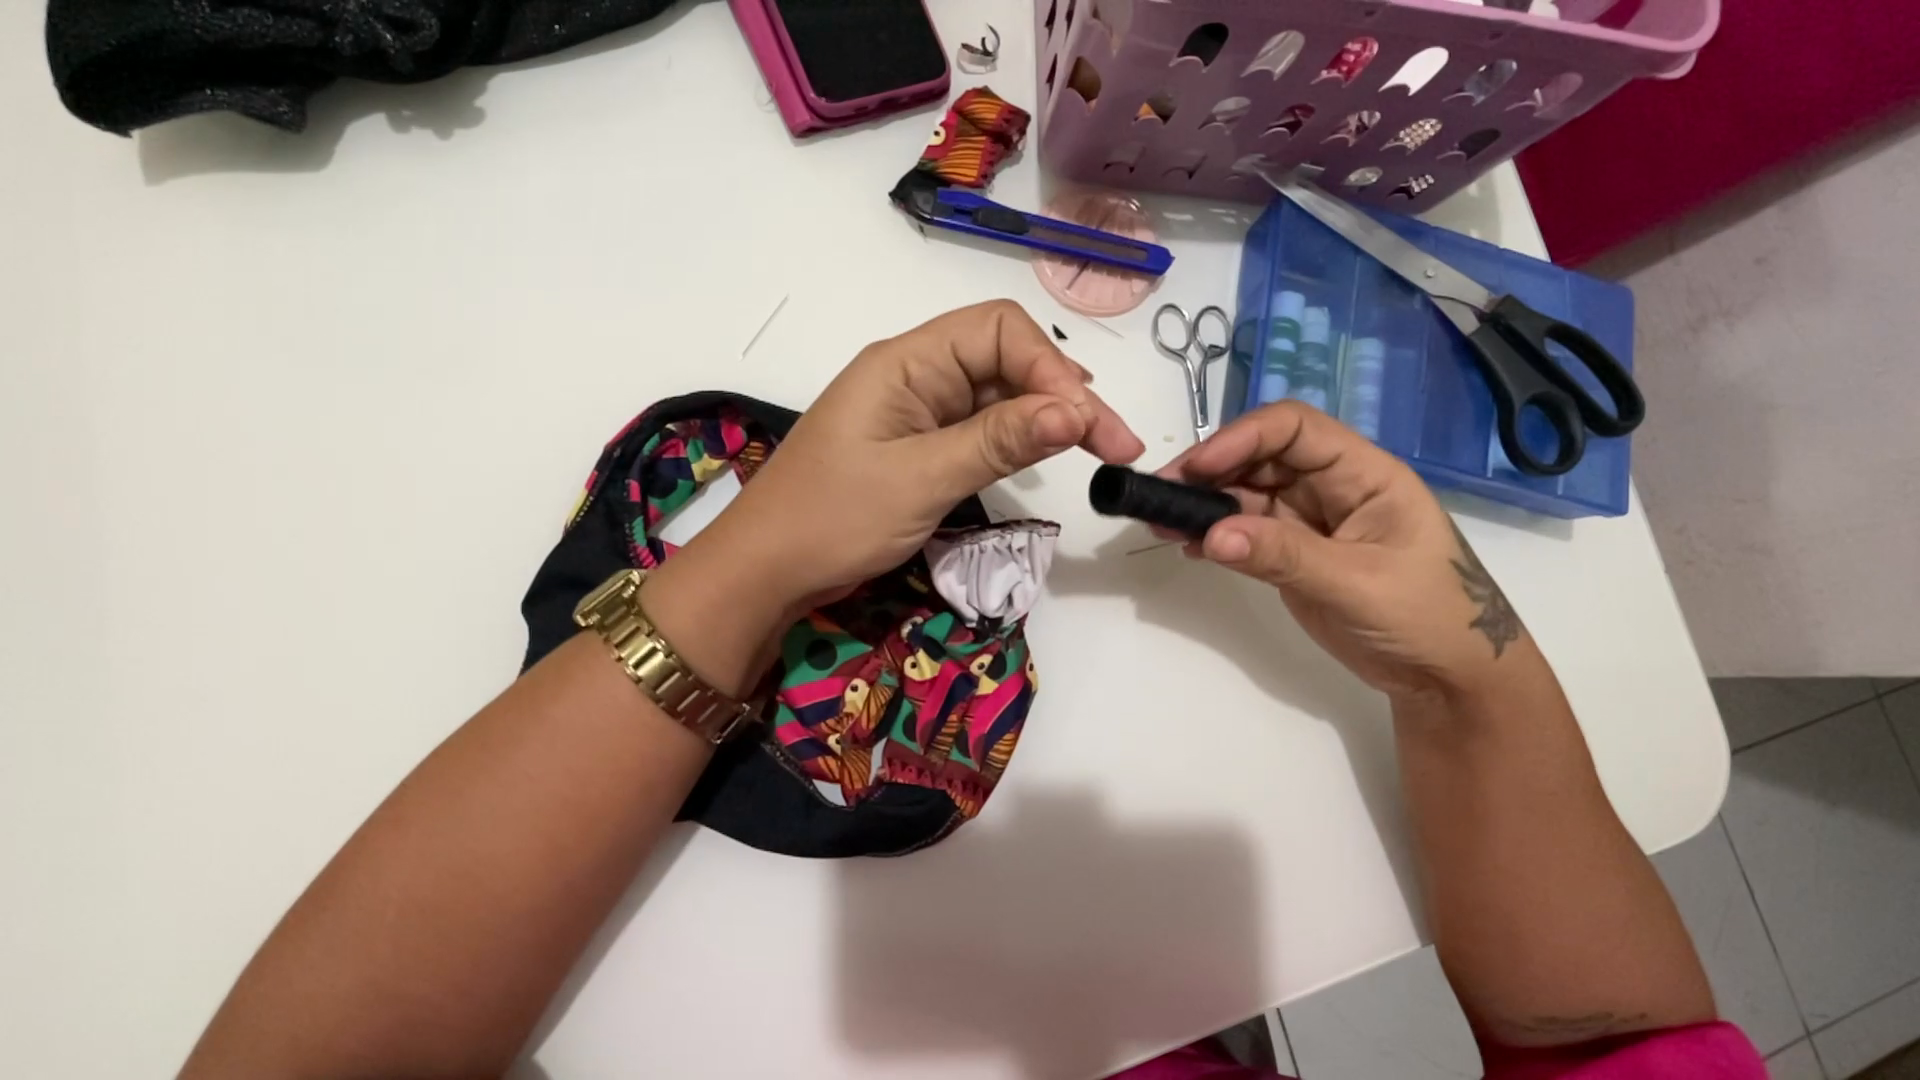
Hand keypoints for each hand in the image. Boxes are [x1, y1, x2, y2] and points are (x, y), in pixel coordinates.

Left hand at [703, 300, 1143, 611]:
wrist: (765, 571)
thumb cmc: (832, 519)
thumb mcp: (922, 479)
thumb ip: (999, 441)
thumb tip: (1077, 410)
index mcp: (907, 362)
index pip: (999, 332)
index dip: (1051, 368)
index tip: (1086, 424)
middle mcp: (915, 374)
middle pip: (1006, 360)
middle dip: (1063, 394)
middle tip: (1117, 445)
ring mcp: (916, 412)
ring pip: (997, 395)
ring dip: (1047, 417)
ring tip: (1099, 448)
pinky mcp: (917, 446)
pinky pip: (978, 429)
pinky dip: (1017, 440)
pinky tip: (1048, 453)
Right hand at [1160, 402, 1528, 700]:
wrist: (1447, 678)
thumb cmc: (1425, 618)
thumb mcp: (1356, 584)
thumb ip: (1283, 555)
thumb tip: (1211, 535)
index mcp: (1364, 474)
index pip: (1295, 429)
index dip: (1243, 437)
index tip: (1198, 467)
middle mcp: (1332, 486)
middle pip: (1260, 457)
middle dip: (1210, 469)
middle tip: (1161, 494)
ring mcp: (1309, 521)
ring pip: (1245, 494)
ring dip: (1203, 503)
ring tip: (1159, 521)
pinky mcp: (1291, 554)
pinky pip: (1244, 533)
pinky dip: (1213, 535)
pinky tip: (1184, 545)